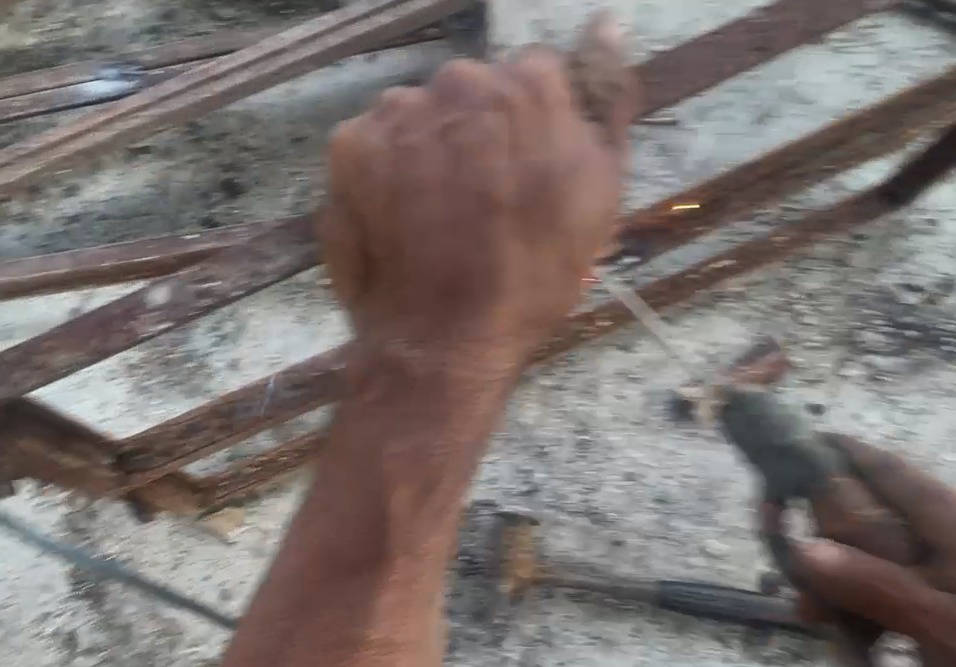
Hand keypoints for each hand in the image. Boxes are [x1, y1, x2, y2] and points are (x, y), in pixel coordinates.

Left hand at [319, 16, 636, 396]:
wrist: (444, 344)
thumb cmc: (531, 281)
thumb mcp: (598, 196)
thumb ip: (606, 103)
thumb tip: (606, 22)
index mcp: (529, 83)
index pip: (528, 86)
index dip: (522, 141)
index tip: (515, 190)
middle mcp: (459, 81)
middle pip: (466, 98)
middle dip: (468, 143)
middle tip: (469, 214)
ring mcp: (397, 113)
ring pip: (413, 122)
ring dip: (420, 157)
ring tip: (425, 226)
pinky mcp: (349, 149)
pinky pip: (369, 151)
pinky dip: (377, 181)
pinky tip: (392, 226)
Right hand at [790, 437, 955, 666]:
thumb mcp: (946, 627)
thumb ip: (873, 586)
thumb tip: (801, 548)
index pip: (888, 473)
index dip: (842, 456)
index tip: (805, 445)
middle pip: (880, 533)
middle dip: (833, 572)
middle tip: (809, 619)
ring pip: (905, 569)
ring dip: (868, 610)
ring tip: (859, 666)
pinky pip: (936, 589)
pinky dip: (907, 618)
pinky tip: (905, 660)